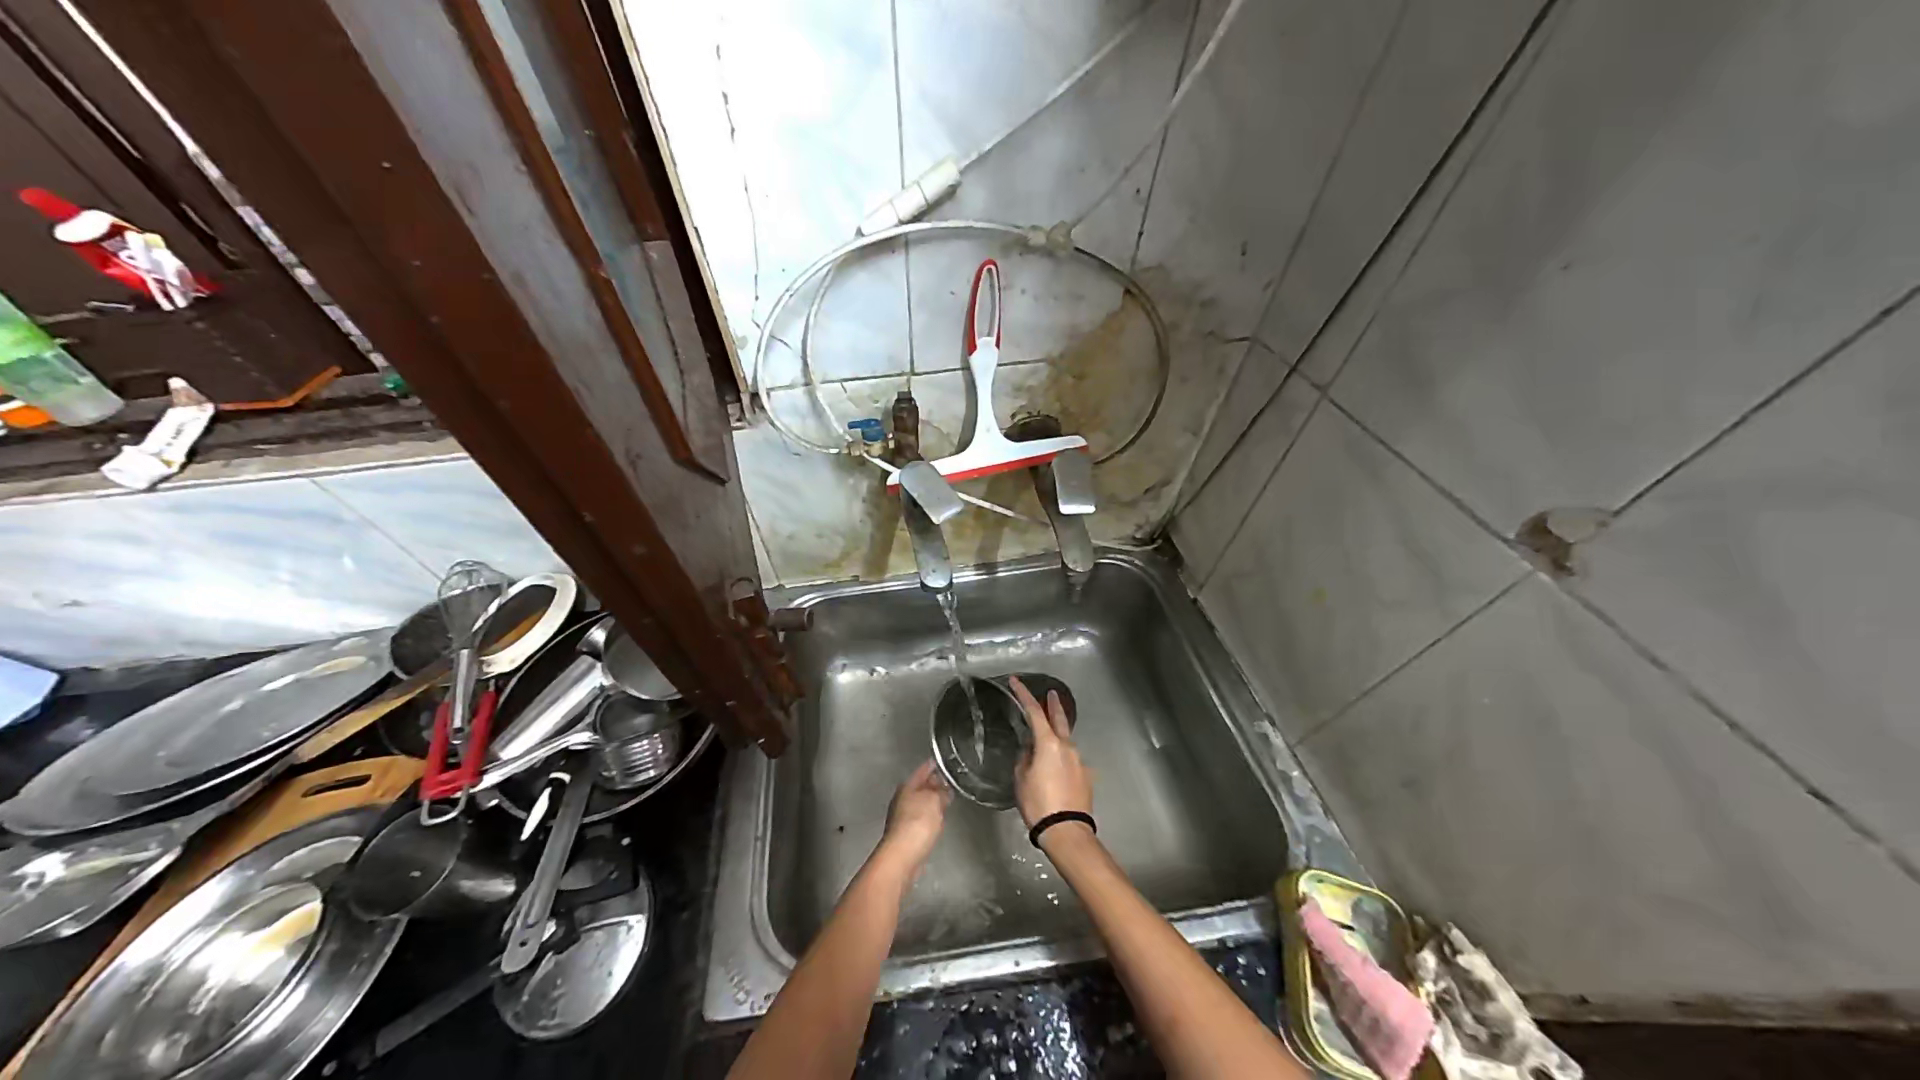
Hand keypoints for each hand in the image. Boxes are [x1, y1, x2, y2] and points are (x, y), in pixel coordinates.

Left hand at [877, 760, 950, 869]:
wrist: (903, 855)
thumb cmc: (918, 822)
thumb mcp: (935, 801)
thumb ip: (941, 792)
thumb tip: (944, 790)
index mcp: (907, 786)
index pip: (922, 770)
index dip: (933, 765)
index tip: (942, 761)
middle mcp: (902, 799)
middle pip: (920, 787)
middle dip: (934, 783)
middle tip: (948, 780)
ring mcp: (903, 816)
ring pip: (921, 802)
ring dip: (932, 800)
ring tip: (946, 798)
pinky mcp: (907, 833)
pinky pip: (921, 817)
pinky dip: (930, 816)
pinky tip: (937, 819)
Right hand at [1009, 675, 1092, 828]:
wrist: (1066, 831)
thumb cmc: (1038, 803)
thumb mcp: (1021, 779)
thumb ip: (1025, 758)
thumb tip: (1031, 749)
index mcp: (1049, 744)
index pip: (1034, 712)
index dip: (1024, 695)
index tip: (1016, 682)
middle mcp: (1068, 747)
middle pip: (1059, 719)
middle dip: (1053, 705)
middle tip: (1050, 693)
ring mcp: (1080, 761)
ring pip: (1066, 743)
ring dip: (1056, 739)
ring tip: (1044, 748)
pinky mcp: (1086, 776)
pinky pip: (1071, 761)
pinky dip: (1062, 760)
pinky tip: (1055, 774)